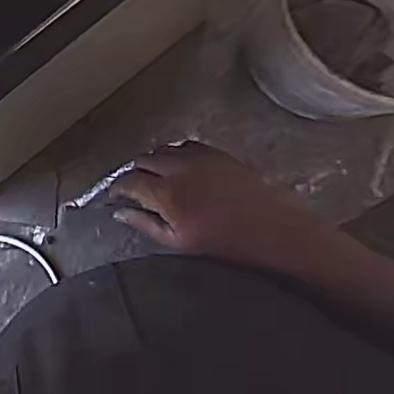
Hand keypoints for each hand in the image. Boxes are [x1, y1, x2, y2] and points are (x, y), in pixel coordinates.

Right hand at [110, 142, 333, 268]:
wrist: (279, 236)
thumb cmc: (228, 247)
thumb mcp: (180, 244)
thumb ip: (145, 224)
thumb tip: (119, 212)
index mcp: (167, 193)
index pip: (129, 181)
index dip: (117, 188)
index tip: (114, 196)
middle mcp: (180, 168)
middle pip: (143, 160)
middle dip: (134, 173)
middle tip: (134, 189)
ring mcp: (201, 158)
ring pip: (163, 150)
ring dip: (154, 161)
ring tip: (157, 178)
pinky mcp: (220, 154)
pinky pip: (187, 146)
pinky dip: (177, 154)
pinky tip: (182, 169)